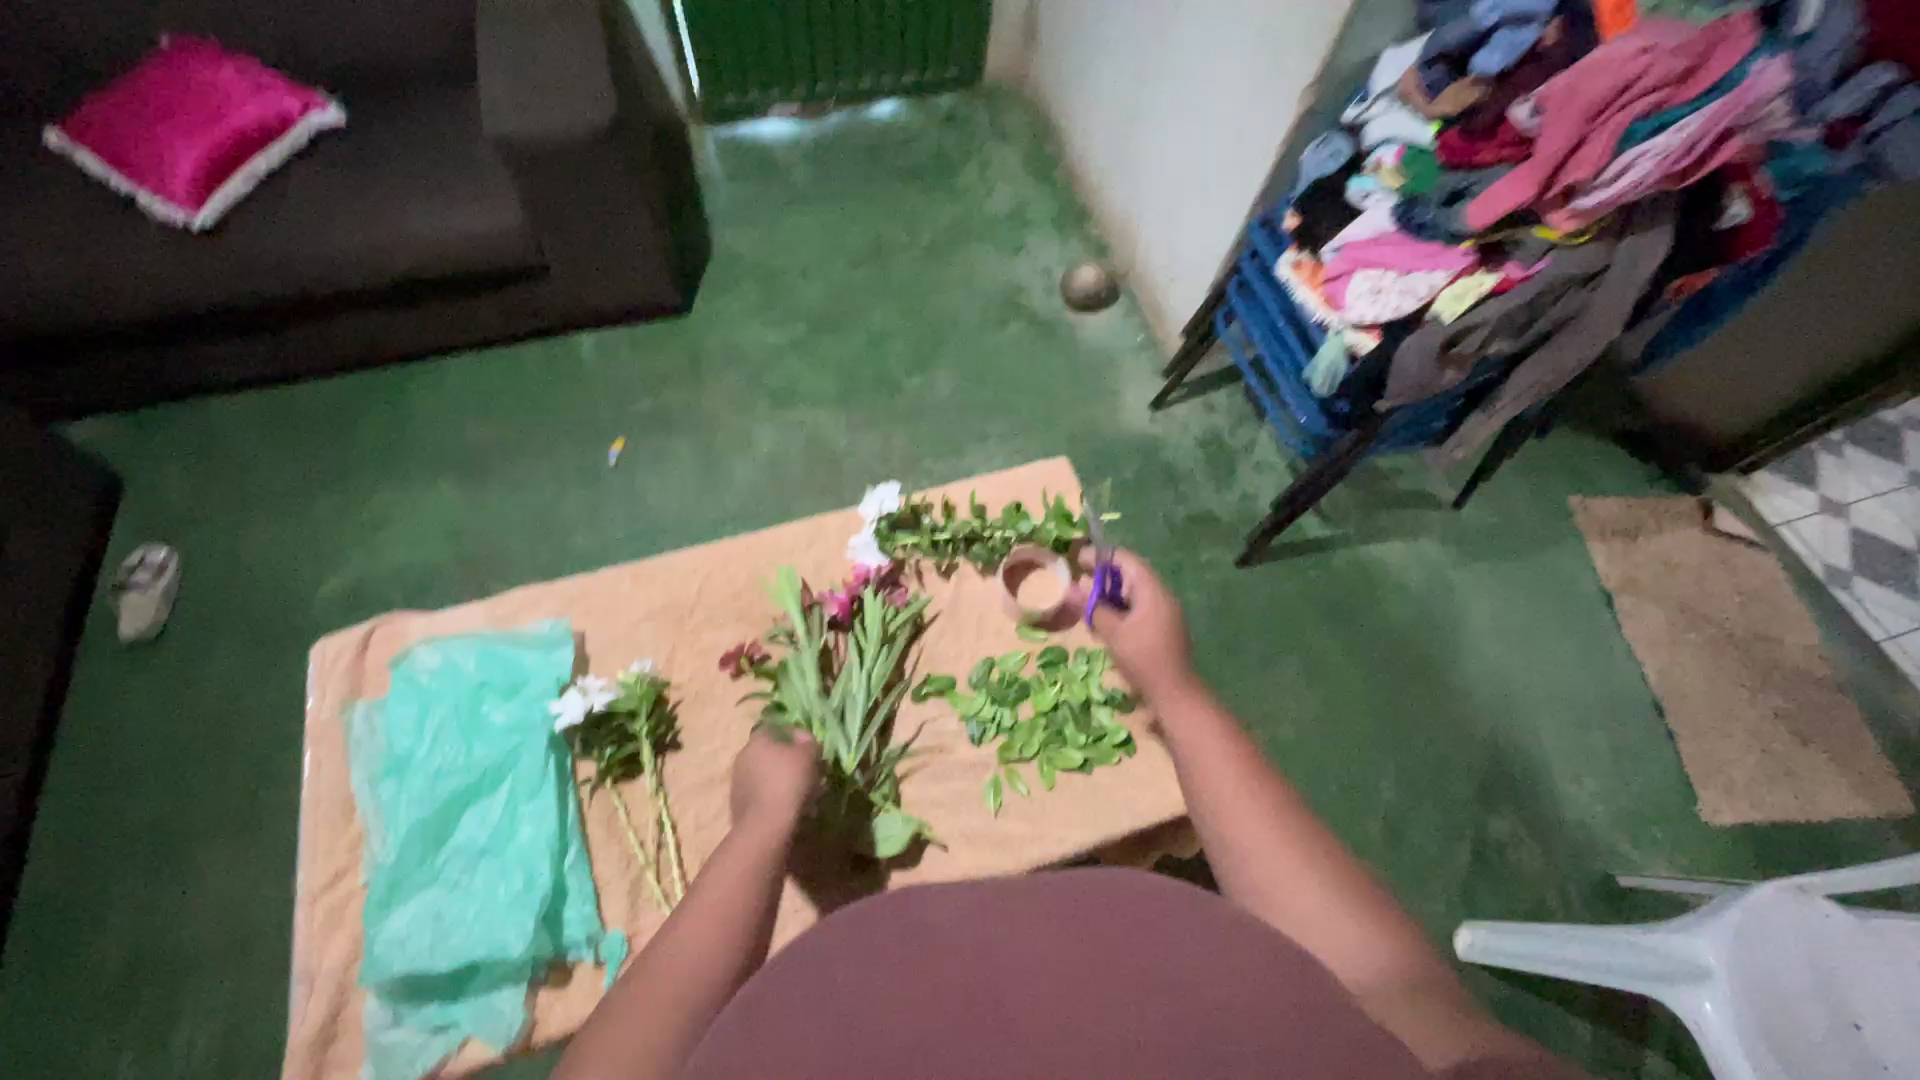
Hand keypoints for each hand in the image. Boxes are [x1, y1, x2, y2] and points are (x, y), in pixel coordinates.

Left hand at [730, 727, 818, 840]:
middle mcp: (743, 758)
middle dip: (794, 763)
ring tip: (810, 796)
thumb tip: (803, 737)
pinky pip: (765, 795)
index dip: (796, 737)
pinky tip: (797, 810)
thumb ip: (807, 741)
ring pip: (770, 777)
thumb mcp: (807, 755)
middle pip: (773, 755)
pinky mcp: (740, 805)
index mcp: (757, 741)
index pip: (776, 729)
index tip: (811, 749)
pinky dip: (780, 798)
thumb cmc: (788, 781)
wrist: (765, 825)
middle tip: (814, 774)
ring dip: (789, 782)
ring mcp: (739, 782)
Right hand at [1072, 548, 1198, 707]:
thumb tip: (1072, 587)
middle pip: (1130, 575)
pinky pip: (1139, 609)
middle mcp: (1161, 596)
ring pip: (1133, 594)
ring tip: (1087, 607)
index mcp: (1152, 590)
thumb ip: (1093, 607)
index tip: (1077, 561)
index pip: (1125, 560)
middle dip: (1102, 578)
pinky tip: (1104, 624)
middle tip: (1078, 586)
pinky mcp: (1163, 627)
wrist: (1174, 692)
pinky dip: (1120, 610)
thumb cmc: (1143, 658)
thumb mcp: (1113, 632)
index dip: (1100, 557)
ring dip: (1110, 596)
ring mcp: (1164, 612)